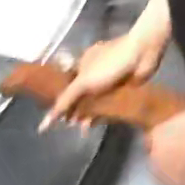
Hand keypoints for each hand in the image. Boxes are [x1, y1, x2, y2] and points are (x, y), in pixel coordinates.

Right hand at [41, 31, 165, 130]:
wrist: (142, 54)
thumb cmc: (111, 63)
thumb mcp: (84, 82)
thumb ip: (64, 101)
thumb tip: (42, 125)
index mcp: (83, 63)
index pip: (66, 85)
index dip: (61, 102)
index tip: (55, 120)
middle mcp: (94, 70)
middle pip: (80, 95)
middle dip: (74, 111)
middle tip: (69, 126)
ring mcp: (108, 79)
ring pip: (93, 101)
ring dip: (87, 115)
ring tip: (82, 130)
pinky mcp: (121, 87)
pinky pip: (107, 104)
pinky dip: (100, 114)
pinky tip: (94, 126)